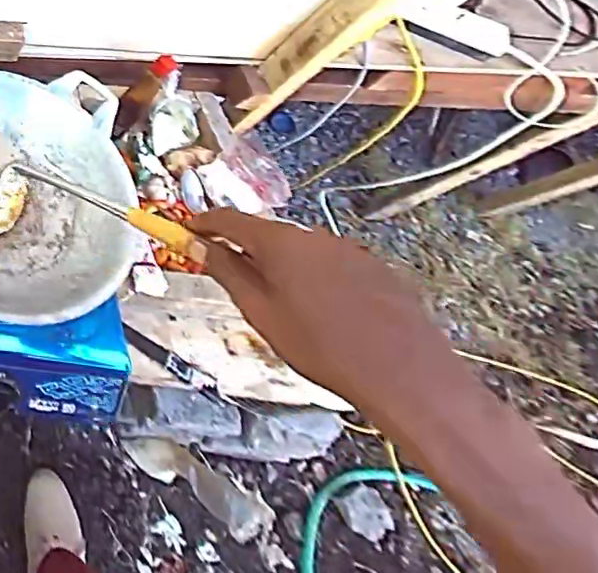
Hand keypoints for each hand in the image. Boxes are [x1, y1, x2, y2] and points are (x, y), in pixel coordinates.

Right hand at [186, 209, 597, 572]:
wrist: (412, 379)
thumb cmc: (322, 347)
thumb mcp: (260, 312)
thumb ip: (225, 271)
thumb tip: (195, 243)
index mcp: (279, 241)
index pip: (228, 218)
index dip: (202, 222)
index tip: (185, 229)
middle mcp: (312, 235)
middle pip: (265, 233)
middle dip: (243, 247)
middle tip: (229, 274)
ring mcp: (348, 249)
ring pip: (299, 249)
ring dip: (280, 264)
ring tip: (280, 302)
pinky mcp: (376, 268)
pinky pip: (329, 263)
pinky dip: (313, 276)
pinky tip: (322, 311)